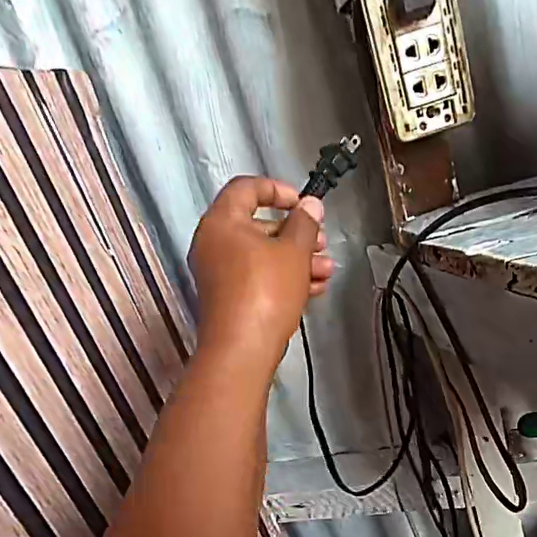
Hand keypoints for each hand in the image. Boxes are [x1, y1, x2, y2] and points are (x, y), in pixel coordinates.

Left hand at [187, 176, 335, 363]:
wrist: (243, 348)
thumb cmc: (262, 295)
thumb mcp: (294, 251)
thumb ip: (304, 223)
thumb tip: (309, 207)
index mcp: (221, 222)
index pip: (246, 188)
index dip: (277, 190)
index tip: (300, 201)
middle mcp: (213, 245)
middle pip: (257, 224)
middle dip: (295, 232)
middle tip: (318, 240)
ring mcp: (218, 273)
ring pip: (261, 254)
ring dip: (295, 258)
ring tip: (323, 268)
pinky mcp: (227, 298)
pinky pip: (256, 277)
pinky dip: (282, 277)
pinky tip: (311, 287)